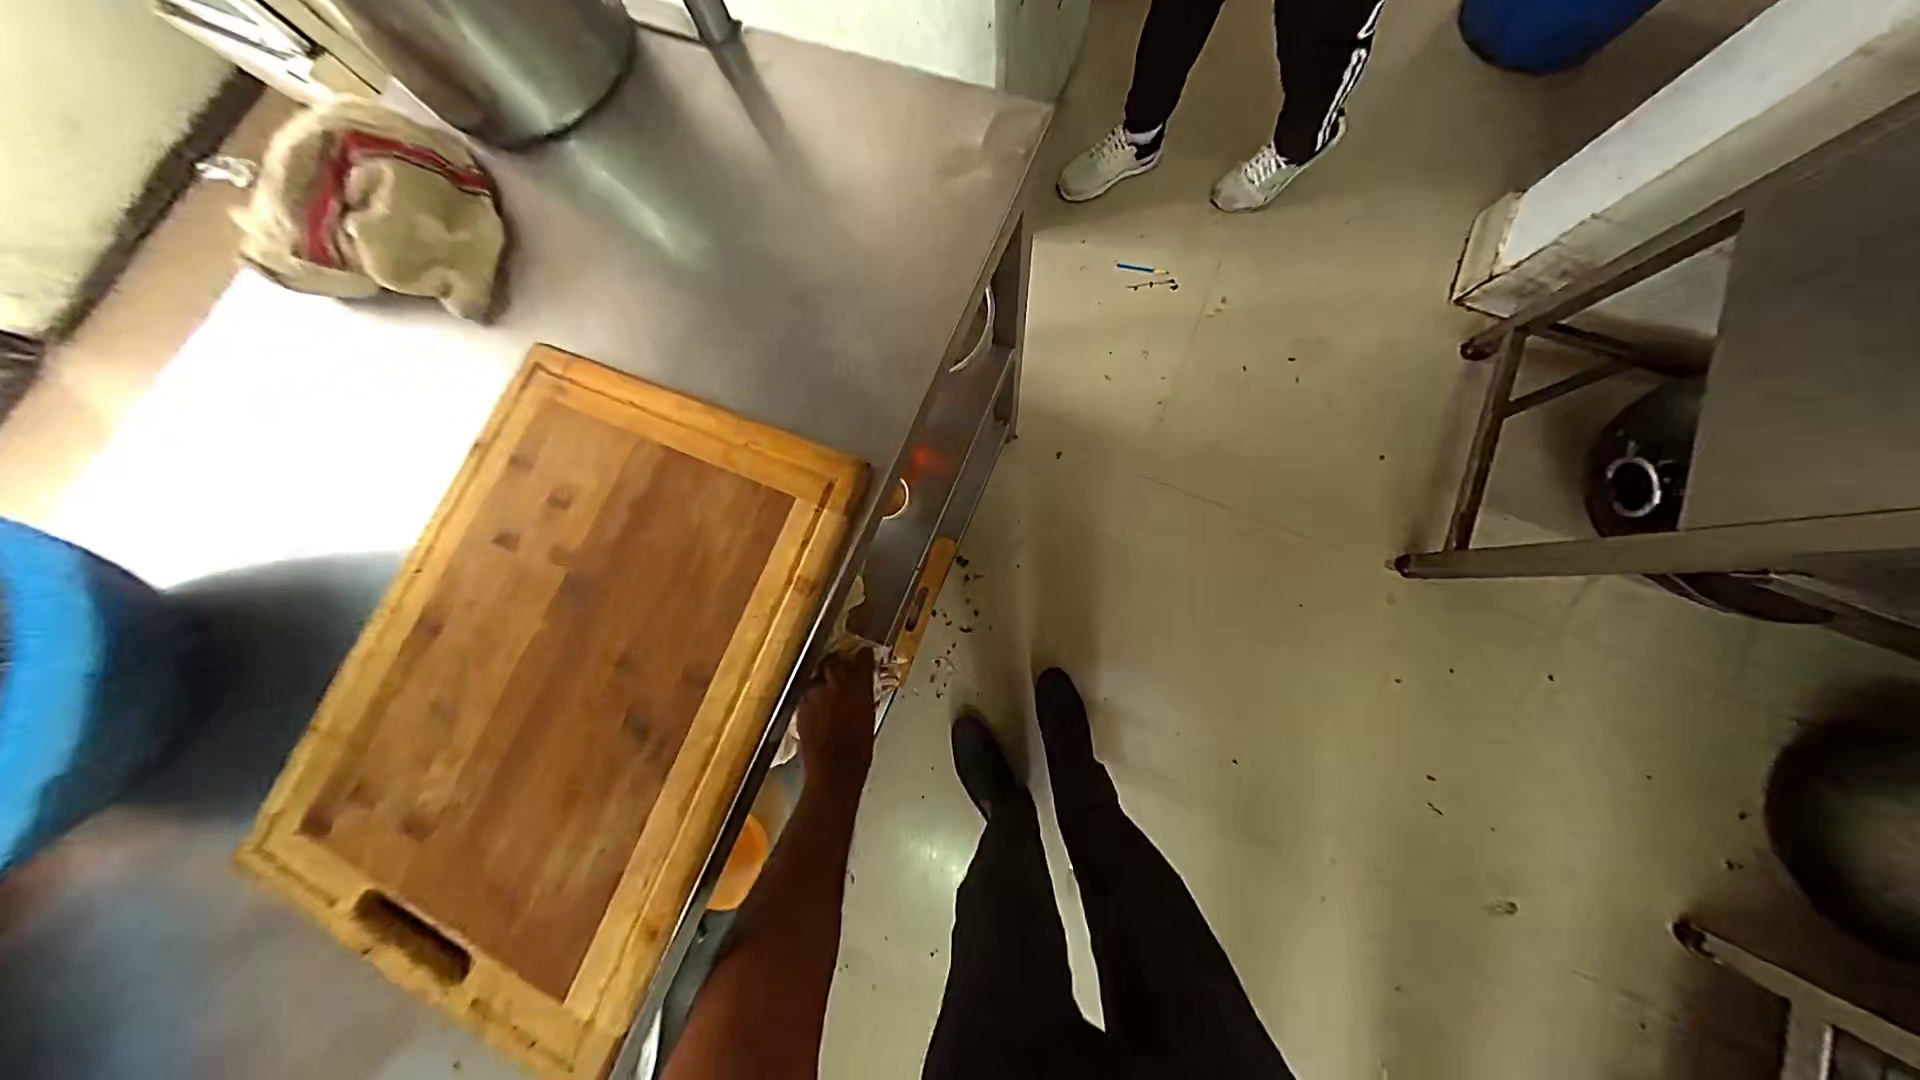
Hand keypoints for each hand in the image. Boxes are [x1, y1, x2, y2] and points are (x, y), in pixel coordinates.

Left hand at [796, 649, 876, 792]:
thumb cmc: (858, 750)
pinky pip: (808, 693)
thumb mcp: (869, 717)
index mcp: (859, 686)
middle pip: (835, 661)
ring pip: (818, 677)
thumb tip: (862, 686)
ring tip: (831, 693)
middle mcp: (835, 684)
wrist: (833, 772)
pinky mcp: (801, 706)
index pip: (862, 658)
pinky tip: (820, 709)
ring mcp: (815, 694)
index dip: (863, 656)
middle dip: (839, 663)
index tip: (865, 655)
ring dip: (825, 680)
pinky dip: (814, 697)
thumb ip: (863, 695)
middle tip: (844, 669)